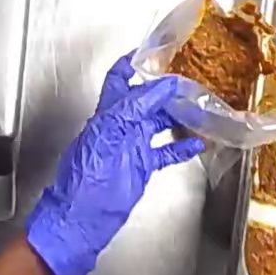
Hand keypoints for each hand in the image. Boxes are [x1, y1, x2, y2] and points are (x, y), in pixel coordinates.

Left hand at [24, 55, 203, 274]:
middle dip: (165, 88)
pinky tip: (196, 143)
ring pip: (157, 122)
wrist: (77, 224)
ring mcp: (130, 146)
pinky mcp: (140, 166)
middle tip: (190, 81)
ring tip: (198, 108)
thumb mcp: (109, 137)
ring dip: (177, 115)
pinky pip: (163, 151)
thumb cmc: (84, 183)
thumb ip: (136, 108)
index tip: (153, 50)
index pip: (120, 77)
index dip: (134, 61)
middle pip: (145, 98)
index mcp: (108, 113)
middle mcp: (119, 126)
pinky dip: (180, 146)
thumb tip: (162, 85)